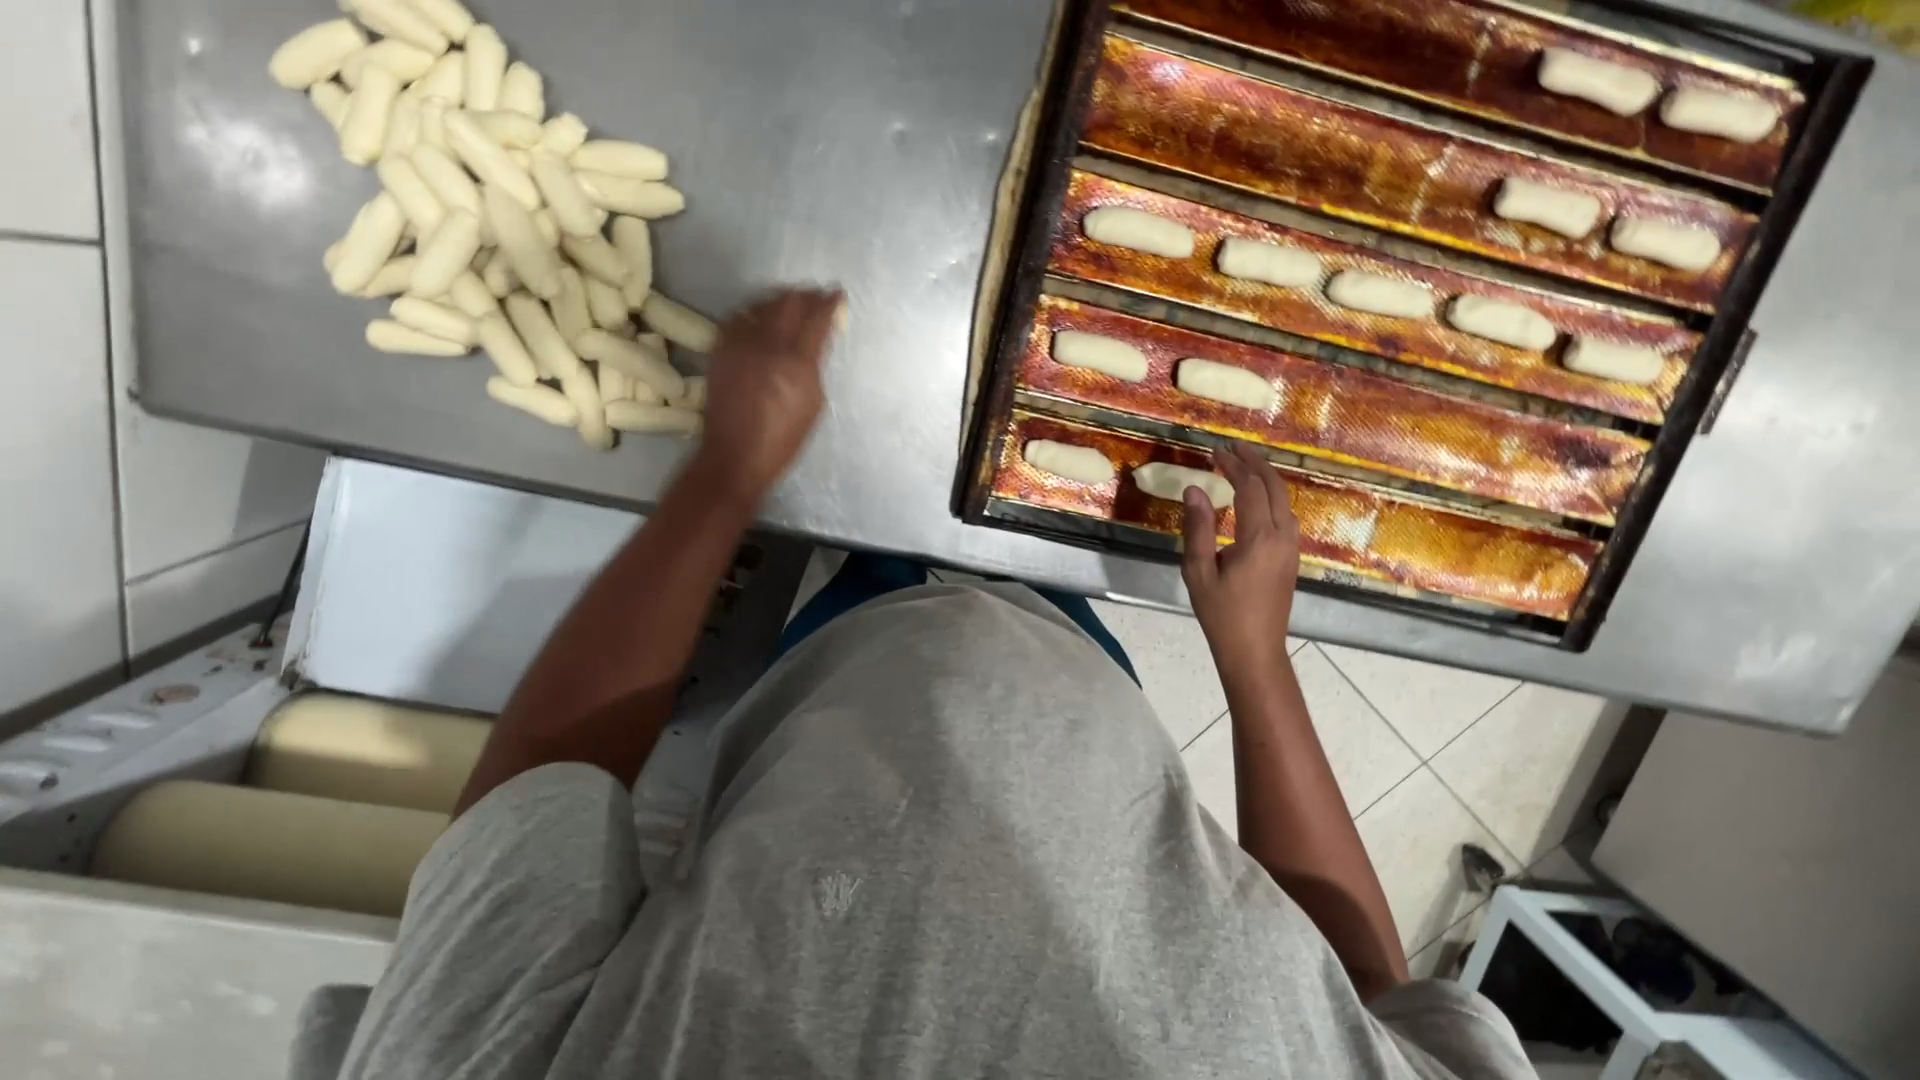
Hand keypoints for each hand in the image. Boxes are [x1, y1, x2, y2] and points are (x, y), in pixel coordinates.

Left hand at [693, 287, 844, 501]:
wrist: (736, 454)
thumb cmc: (783, 439)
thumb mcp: (813, 403)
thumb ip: (815, 367)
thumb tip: (815, 344)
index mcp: (797, 363)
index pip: (817, 320)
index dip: (829, 303)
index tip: (837, 294)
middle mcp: (768, 346)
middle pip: (789, 304)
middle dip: (806, 296)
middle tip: (815, 295)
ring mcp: (740, 346)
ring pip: (762, 306)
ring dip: (779, 300)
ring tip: (789, 301)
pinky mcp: (720, 351)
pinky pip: (736, 319)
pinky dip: (752, 313)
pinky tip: (758, 317)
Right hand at [1181, 442, 1300, 666]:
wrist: (1255, 650)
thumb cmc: (1221, 614)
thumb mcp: (1199, 571)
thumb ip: (1198, 528)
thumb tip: (1194, 490)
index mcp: (1259, 538)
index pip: (1249, 488)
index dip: (1233, 466)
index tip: (1215, 451)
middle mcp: (1282, 537)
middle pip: (1274, 487)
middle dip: (1255, 463)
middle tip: (1233, 448)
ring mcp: (1291, 547)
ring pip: (1284, 500)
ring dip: (1266, 478)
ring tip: (1243, 466)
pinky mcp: (1291, 557)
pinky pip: (1285, 515)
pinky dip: (1271, 496)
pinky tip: (1255, 498)